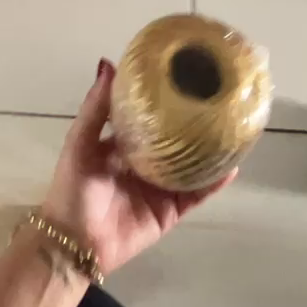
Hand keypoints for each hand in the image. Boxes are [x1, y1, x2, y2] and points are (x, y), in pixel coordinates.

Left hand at [39, 59, 237, 274]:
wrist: (76, 243)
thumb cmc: (73, 188)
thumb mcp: (80, 142)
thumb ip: (96, 108)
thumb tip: (108, 63)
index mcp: (120, 143)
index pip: (145, 114)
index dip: (161, 97)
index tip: (181, 74)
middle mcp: (143, 161)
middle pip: (173, 138)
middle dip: (191, 122)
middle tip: (216, 98)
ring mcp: (159, 186)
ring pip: (190, 164)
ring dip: (209, 150)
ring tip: (232, 128)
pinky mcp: (170, 211)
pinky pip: (196, 194)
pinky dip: (213, 182)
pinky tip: (231, 166)